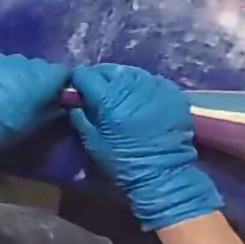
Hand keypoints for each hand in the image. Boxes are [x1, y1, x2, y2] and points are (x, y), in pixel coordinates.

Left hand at [0, 52, 68, 159]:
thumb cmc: (7, 126)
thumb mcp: (38, 123)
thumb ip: (54, 108)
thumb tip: (61, 102)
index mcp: (45, 76)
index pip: (62, 73)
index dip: (59, 84)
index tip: (53, 96)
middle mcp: (26, 61)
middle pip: (39, 67)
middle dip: (36, 79)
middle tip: (28, 96)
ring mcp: (3, 58)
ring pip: (17, 64)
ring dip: (16, 74)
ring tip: (6, 92)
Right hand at [67, 64, 221, 229]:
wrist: (164, 174)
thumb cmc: (121, 160)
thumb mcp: (90, 140)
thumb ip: (79, 114)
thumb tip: (72, 97)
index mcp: (108, 99)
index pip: (84, 74)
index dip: (77, 81)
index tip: (77, 91)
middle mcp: (131, 86)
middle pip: (107, 69)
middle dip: (98, 78)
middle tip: (97, 94)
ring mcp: (154, 86)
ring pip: (129, 72)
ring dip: (120, 81)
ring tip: (119, 95)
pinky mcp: (172, 91)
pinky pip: (149, 79)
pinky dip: (140, 86)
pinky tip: (139, 99)